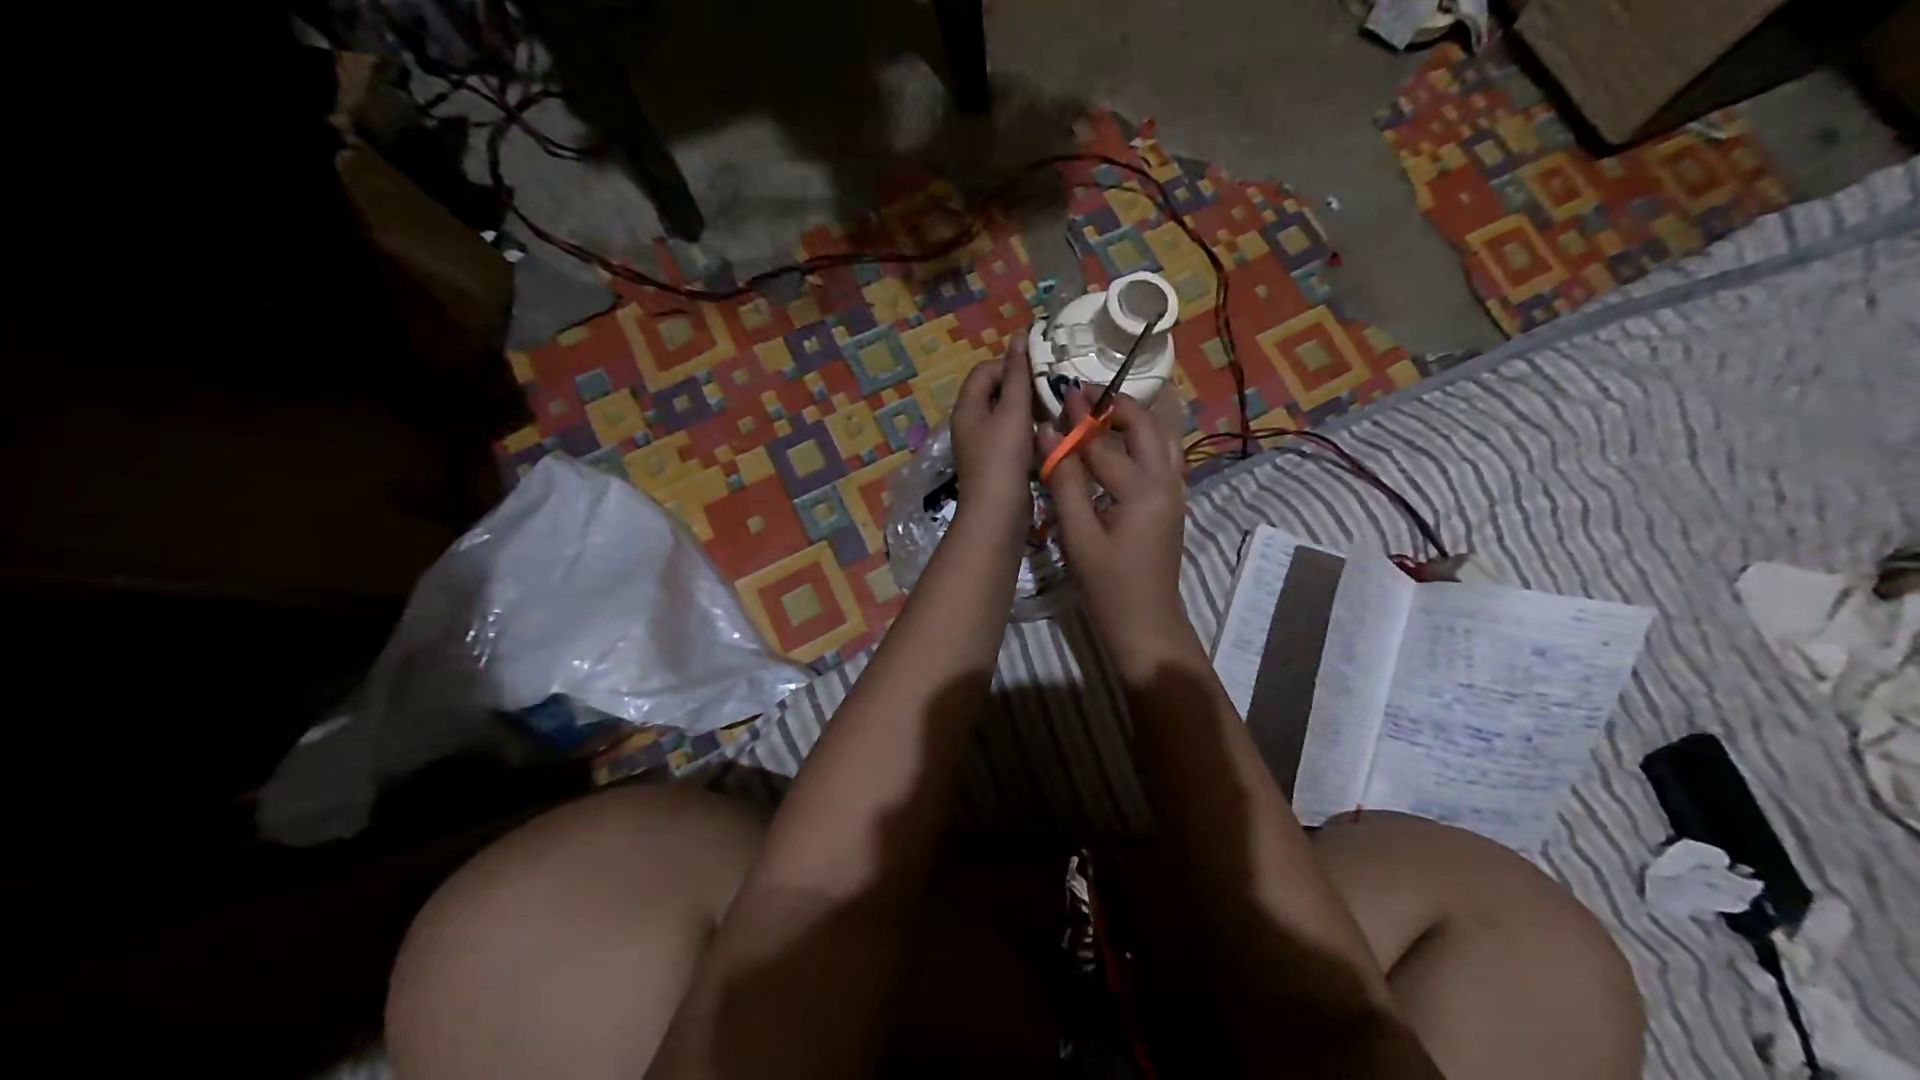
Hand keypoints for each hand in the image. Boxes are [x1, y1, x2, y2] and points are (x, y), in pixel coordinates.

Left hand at [949, 337, 1036, 527]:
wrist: (997, 513)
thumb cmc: (1003, 458)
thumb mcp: (1013, 411)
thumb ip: (1018, 374)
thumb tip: (1018, 336)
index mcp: (967, 407)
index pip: (985, 370)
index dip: (1010, 364)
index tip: (1038, 372)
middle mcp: (969, 424)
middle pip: (995, 393)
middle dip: (1022, 388)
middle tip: (1050, 390)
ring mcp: (981, 447)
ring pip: (1005, 417)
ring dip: (1028, 412)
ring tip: (1053, 411)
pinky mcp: (995, 465)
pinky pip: (1011, 439)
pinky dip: (1028, 434)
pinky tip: (1047, 438)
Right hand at [1039, 389, 1200, 676]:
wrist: (1146, 622)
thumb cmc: (1107, 585)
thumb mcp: (1078, 535)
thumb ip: (1065, 481)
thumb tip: (1049, 434)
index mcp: (1141, 489)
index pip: (1103, 444)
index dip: (1079, 420)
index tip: (1061, 394)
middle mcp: (1166, 481)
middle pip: (1144, 428)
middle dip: (1115, 407)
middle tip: (1086, 394)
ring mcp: (1175, 492)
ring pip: (1160, 440)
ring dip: (1133, 421)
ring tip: (1103, 414)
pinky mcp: (1173, 503)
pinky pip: (1163, 458)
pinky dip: (1143, 441)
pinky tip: (1121, 445)